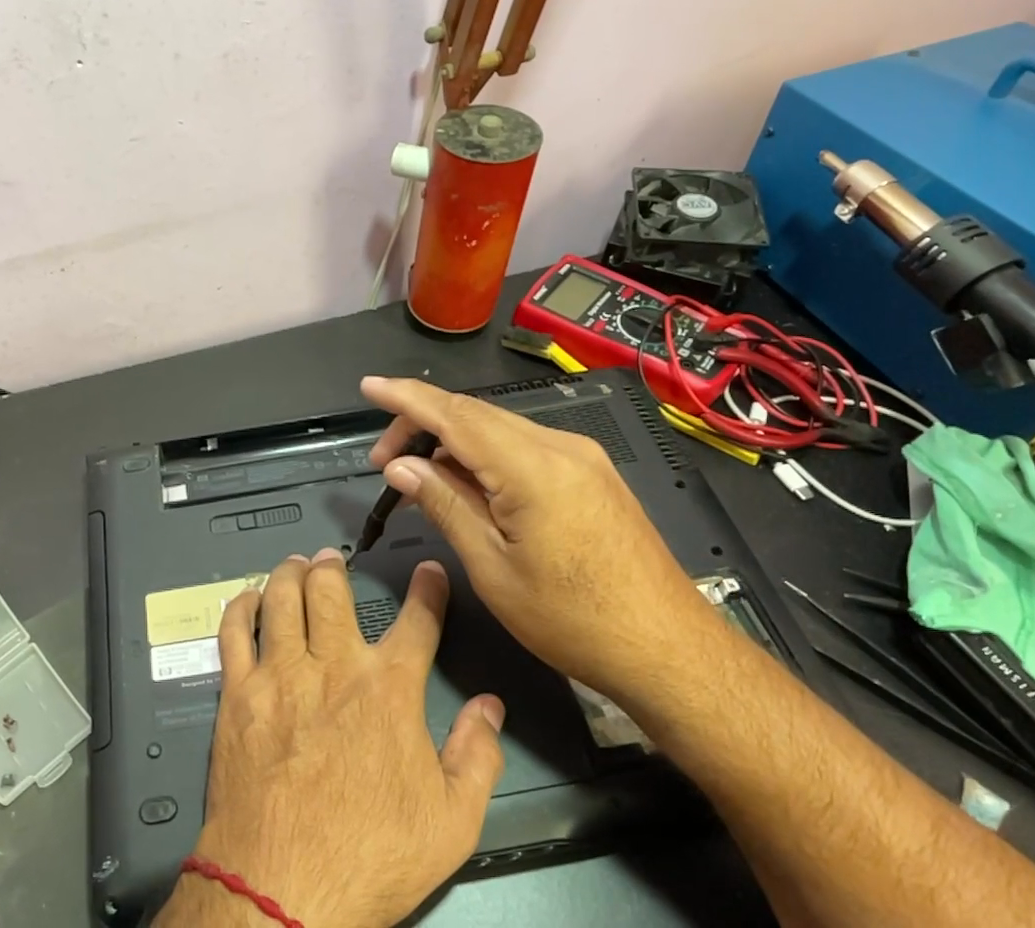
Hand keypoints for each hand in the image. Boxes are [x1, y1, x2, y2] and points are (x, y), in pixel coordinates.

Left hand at [155, 549, 504, 927]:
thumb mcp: (452, 821)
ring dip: (290, 574)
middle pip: (332, 592)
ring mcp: (279, 677)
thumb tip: (489, 708)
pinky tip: (247, 599)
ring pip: (283, 600)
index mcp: (389, 691)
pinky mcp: (237, 696)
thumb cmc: (371, 855)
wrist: (283, 886)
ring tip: (294, 564)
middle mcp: (333, 669)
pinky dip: (241, 607)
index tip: (429, 572)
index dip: (428, 591)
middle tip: (332, 559)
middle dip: (334, 567)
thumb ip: (477, 756)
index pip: (418, 622)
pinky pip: (234, 634)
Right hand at [361, 376, 714, 694]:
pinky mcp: (593, 475)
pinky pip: (525, 449)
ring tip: (419, 480)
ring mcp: (583, 459)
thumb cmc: (573, 619)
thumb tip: (402, 467)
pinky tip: (467, 486)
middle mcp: (562, 448)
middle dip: (423, 427)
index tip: (369, 387)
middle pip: (477, 416)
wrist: (665, 646)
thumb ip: (445, 506)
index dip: (406, 399)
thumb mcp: (493, 569)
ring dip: (454, 444)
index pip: (455, 416)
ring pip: (501, 431)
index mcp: (534, 468)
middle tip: (383, 464)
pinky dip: (486, 458)